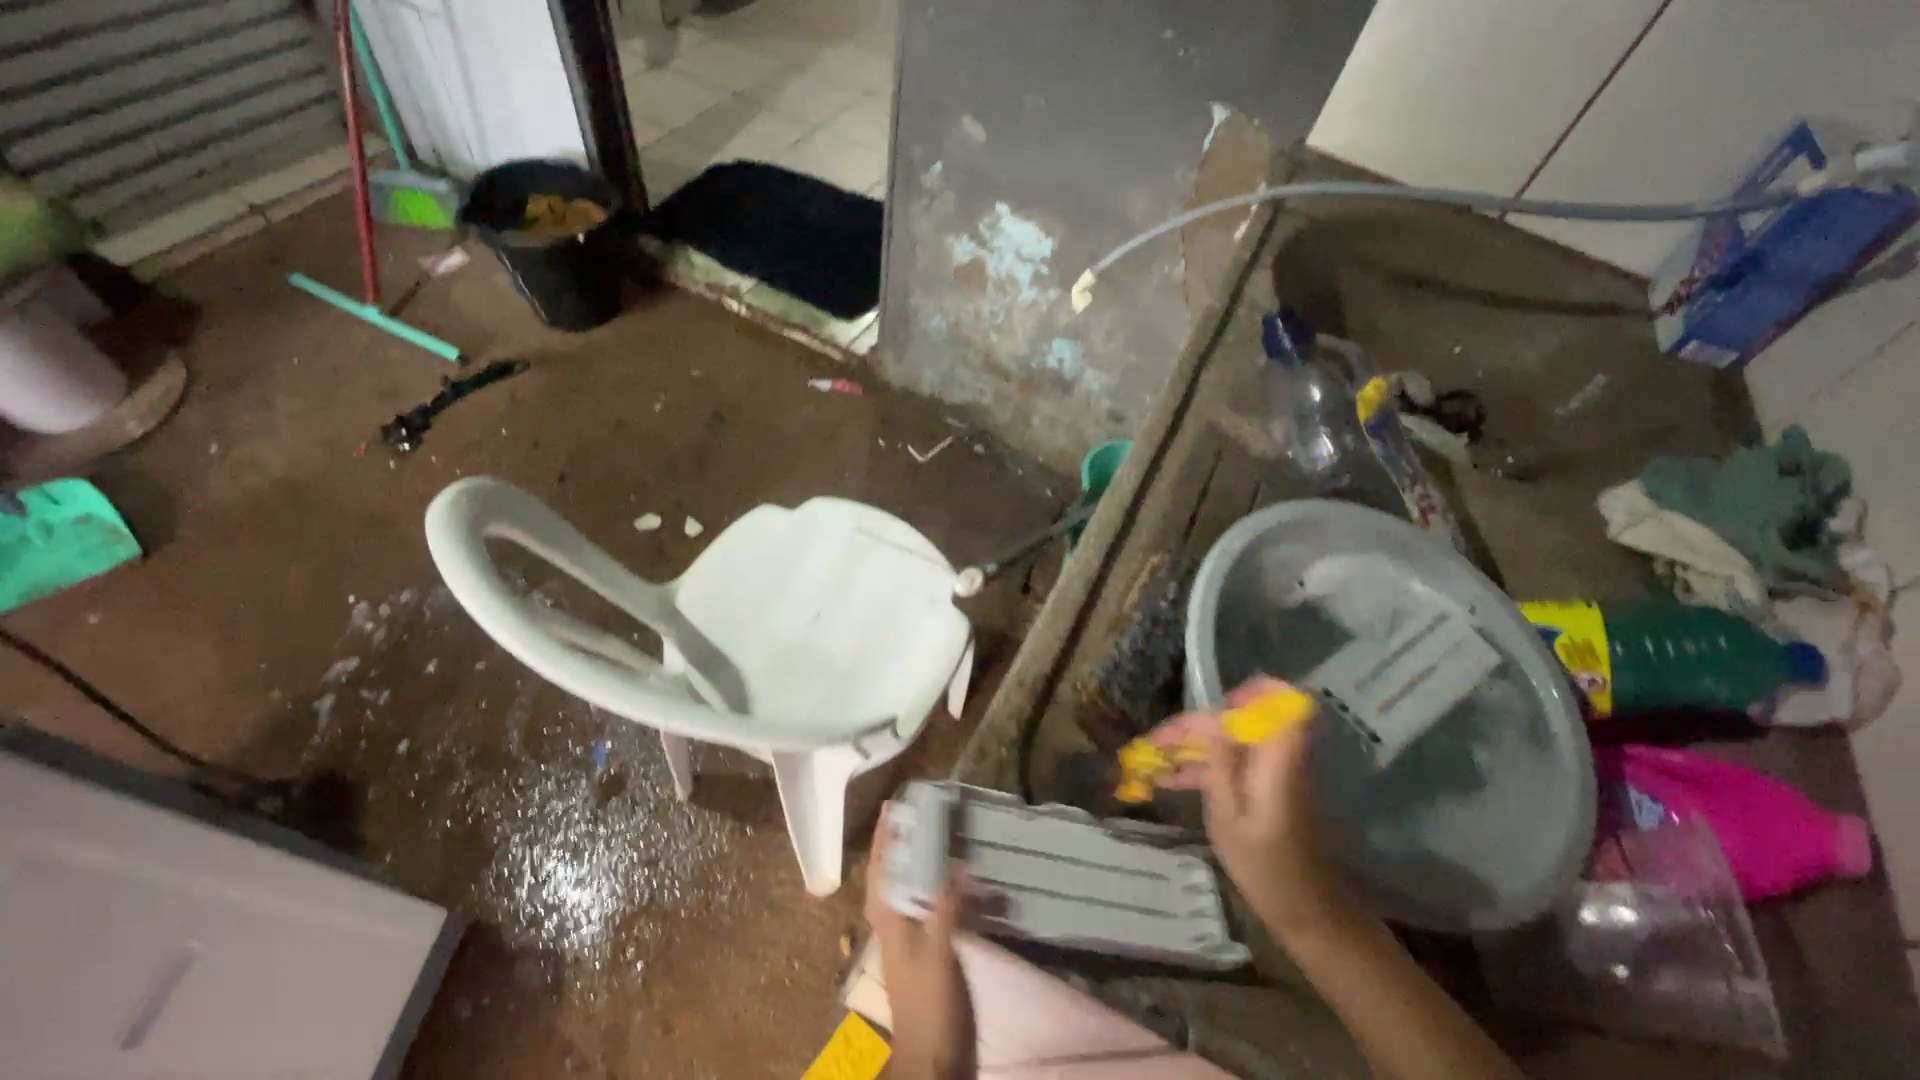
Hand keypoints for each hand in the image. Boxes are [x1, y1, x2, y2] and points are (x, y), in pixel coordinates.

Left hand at [864, 811, 975, 1079]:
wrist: (932, 1054)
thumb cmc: (928, 1002)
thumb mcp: (937, 950)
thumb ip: (944, 905)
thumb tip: (955, 862)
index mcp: (886, 915)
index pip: (881, 863)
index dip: (887, 833)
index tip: (896, 802)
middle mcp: (893, 918)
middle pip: (896, 869)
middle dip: (907, 839)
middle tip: (928, 809)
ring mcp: (910, 932)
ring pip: (914, 884)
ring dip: (927, 858)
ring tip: (947, 831)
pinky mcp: (928, 944)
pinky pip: (933, 902)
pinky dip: (945, 883)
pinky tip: (966, 877)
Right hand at [1153, 675, 1350, 939]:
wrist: (1309, 912)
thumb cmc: (1268, 871)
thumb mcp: (1230, 821)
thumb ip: (1220, 767)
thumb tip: (1210, 724)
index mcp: (1279, 761)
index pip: (1273, 705)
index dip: (1243, 696)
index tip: (1209, 707)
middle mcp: (1283, 758)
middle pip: (1247, 717)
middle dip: (1201, 723)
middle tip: (1161, 741)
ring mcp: (1277, 774)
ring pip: (1235, 740)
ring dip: (1197, 744)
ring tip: (1156, 758)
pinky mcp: (1271, 789)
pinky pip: (1236, 762)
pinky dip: (1206, 765)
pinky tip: (1171, 779)